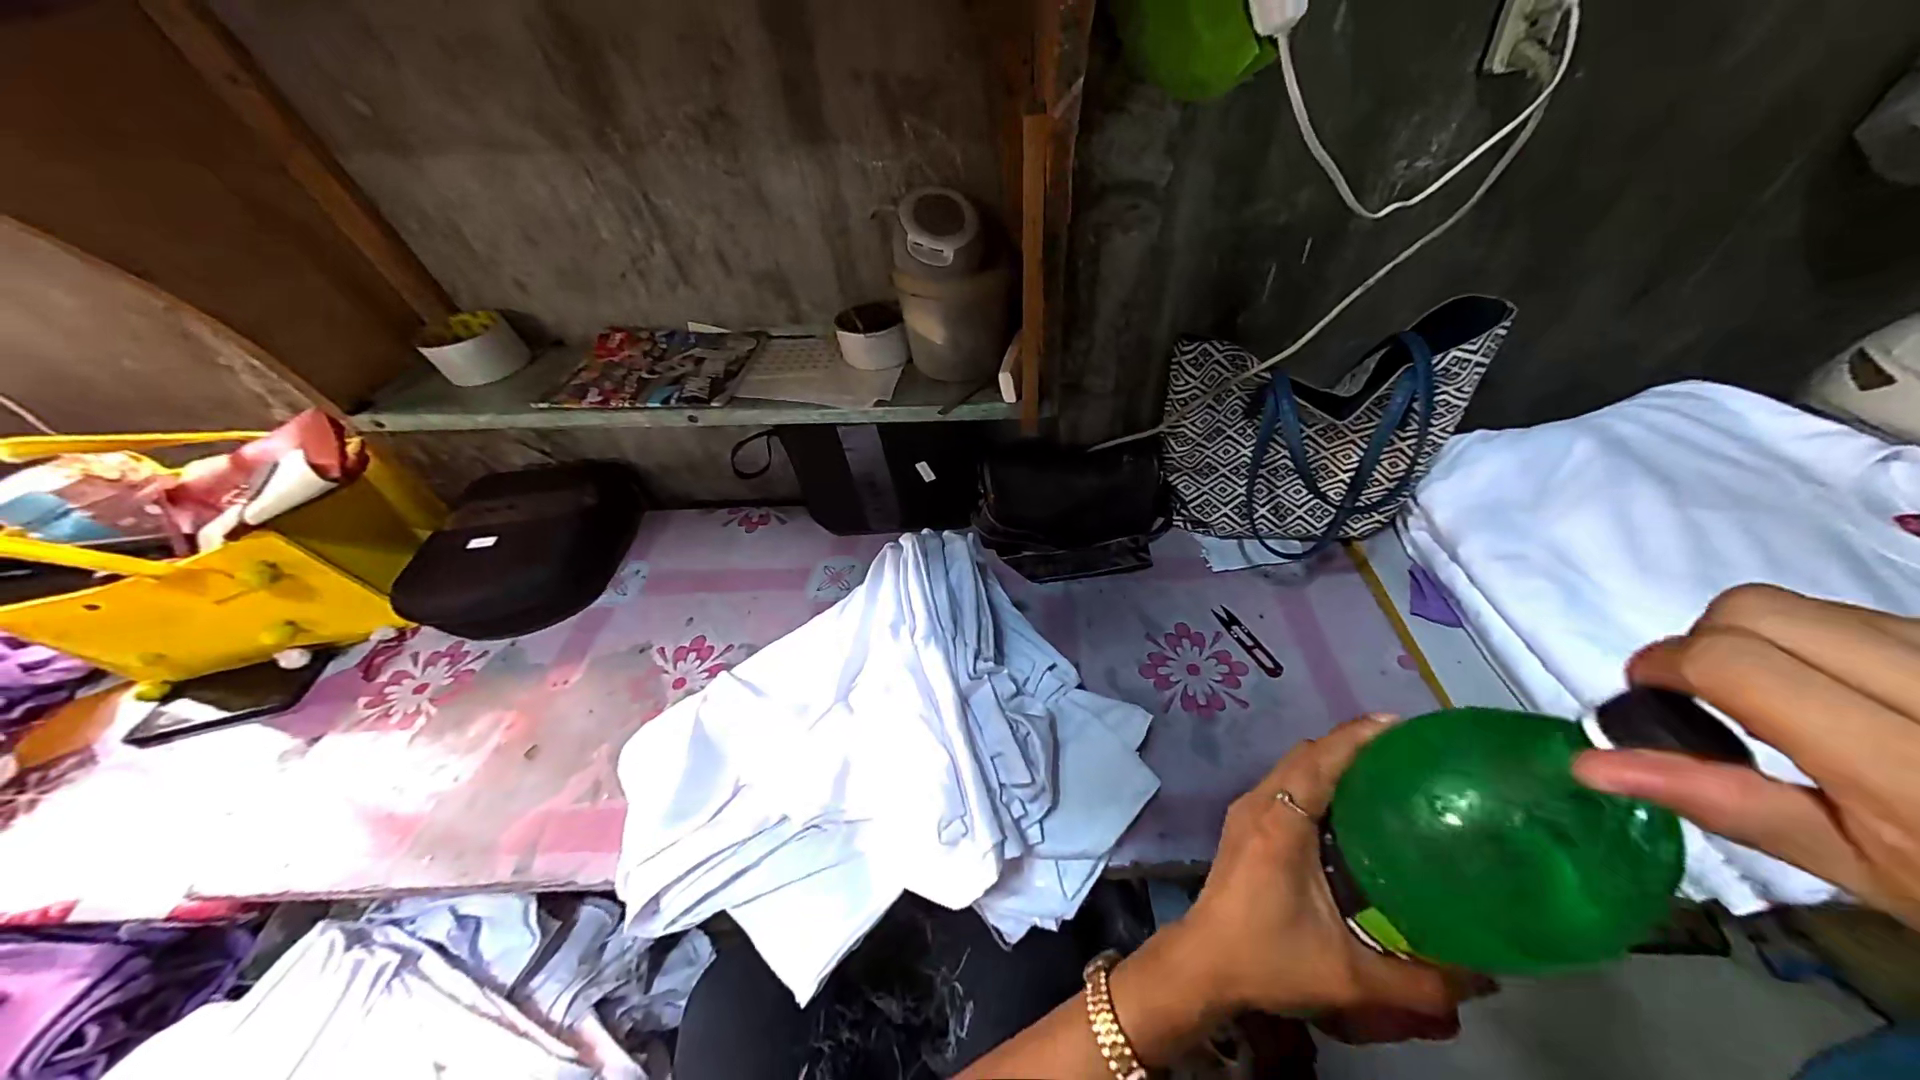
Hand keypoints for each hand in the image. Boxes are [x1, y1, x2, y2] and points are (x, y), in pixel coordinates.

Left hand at [1163, 713, 1458, 1018]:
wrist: (1204, 964)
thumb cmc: (1268, 958)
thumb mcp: (1351, 977)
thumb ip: (1422, 982)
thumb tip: (1485, 981)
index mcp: (1281, 821)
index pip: (1319, 759)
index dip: (1358, 736)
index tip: (1402, 725)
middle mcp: (1259, 804)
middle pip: (1306, 754)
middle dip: (1351, 744)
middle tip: (1407, 751)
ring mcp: (1246, 812)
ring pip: (1293, 767)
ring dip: (1332, 760)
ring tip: (1385, 771)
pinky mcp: (1244, 826)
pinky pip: (1285, 785)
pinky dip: (1316, 780)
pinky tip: (1351, 807)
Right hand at [1573, 584, 1919, 927]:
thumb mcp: (1858, 868)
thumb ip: (1723, 801)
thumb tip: (1588, 764)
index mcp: (1901, 765)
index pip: (1735, 662)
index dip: (1666, 666)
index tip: (1650, 695)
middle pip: (1757, 609)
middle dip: (1701, 641)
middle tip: (1703, 693)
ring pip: (1809, 605)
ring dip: (1760, 640)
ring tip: (1783, 698)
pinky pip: (1864, 613)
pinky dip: (1819, 642)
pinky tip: (1848, 692)